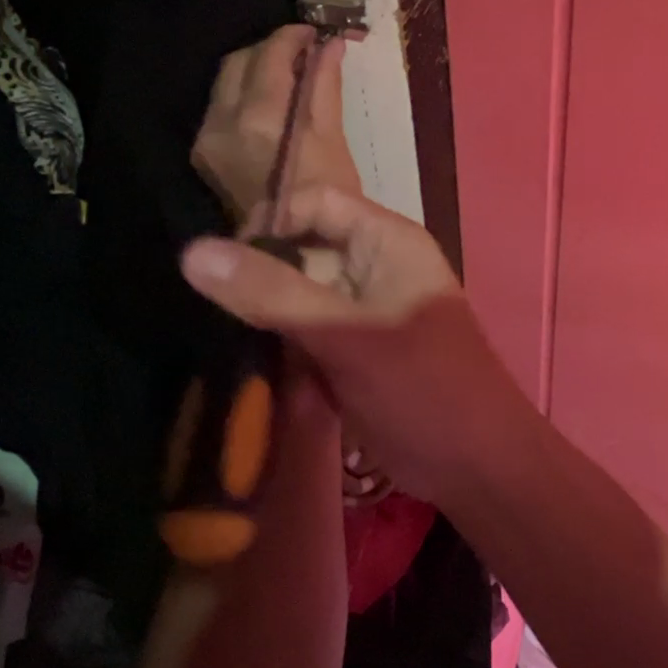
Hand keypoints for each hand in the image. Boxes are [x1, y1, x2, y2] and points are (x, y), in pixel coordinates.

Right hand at [179, 186, 531, 503]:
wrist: (475, 466)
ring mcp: (365, 312)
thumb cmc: (422, 387)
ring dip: (268, 325)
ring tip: (237, 350)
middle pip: (300, 251)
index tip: (221, 264)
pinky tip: (266, 379)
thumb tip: (193, 251)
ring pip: (296, 299)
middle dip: (260, 282)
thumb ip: (272, 293)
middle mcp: (375, 267)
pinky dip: (286, 356)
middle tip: (217, 316)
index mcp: (387, 242)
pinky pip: (306, 337)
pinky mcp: (355, 353)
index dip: (267, 222)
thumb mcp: (345, 335)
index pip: (314, 202)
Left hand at [192, 25, 362, 222]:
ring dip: (256, 72)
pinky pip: (220, 108)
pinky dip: (244, 96)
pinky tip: (271, 105)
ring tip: (290, 76)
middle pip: (239, 63)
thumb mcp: (332, 139)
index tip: (314, 33)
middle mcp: (222, 123)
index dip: (291, 37)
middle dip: (271, 51)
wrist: (295, 253)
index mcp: (258, 118)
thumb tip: (330, 45)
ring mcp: (208, 140)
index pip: (268, 56)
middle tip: (303, 52)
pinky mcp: (204, 154)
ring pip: (225, 83)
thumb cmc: (327, 200)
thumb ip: (324, 85)